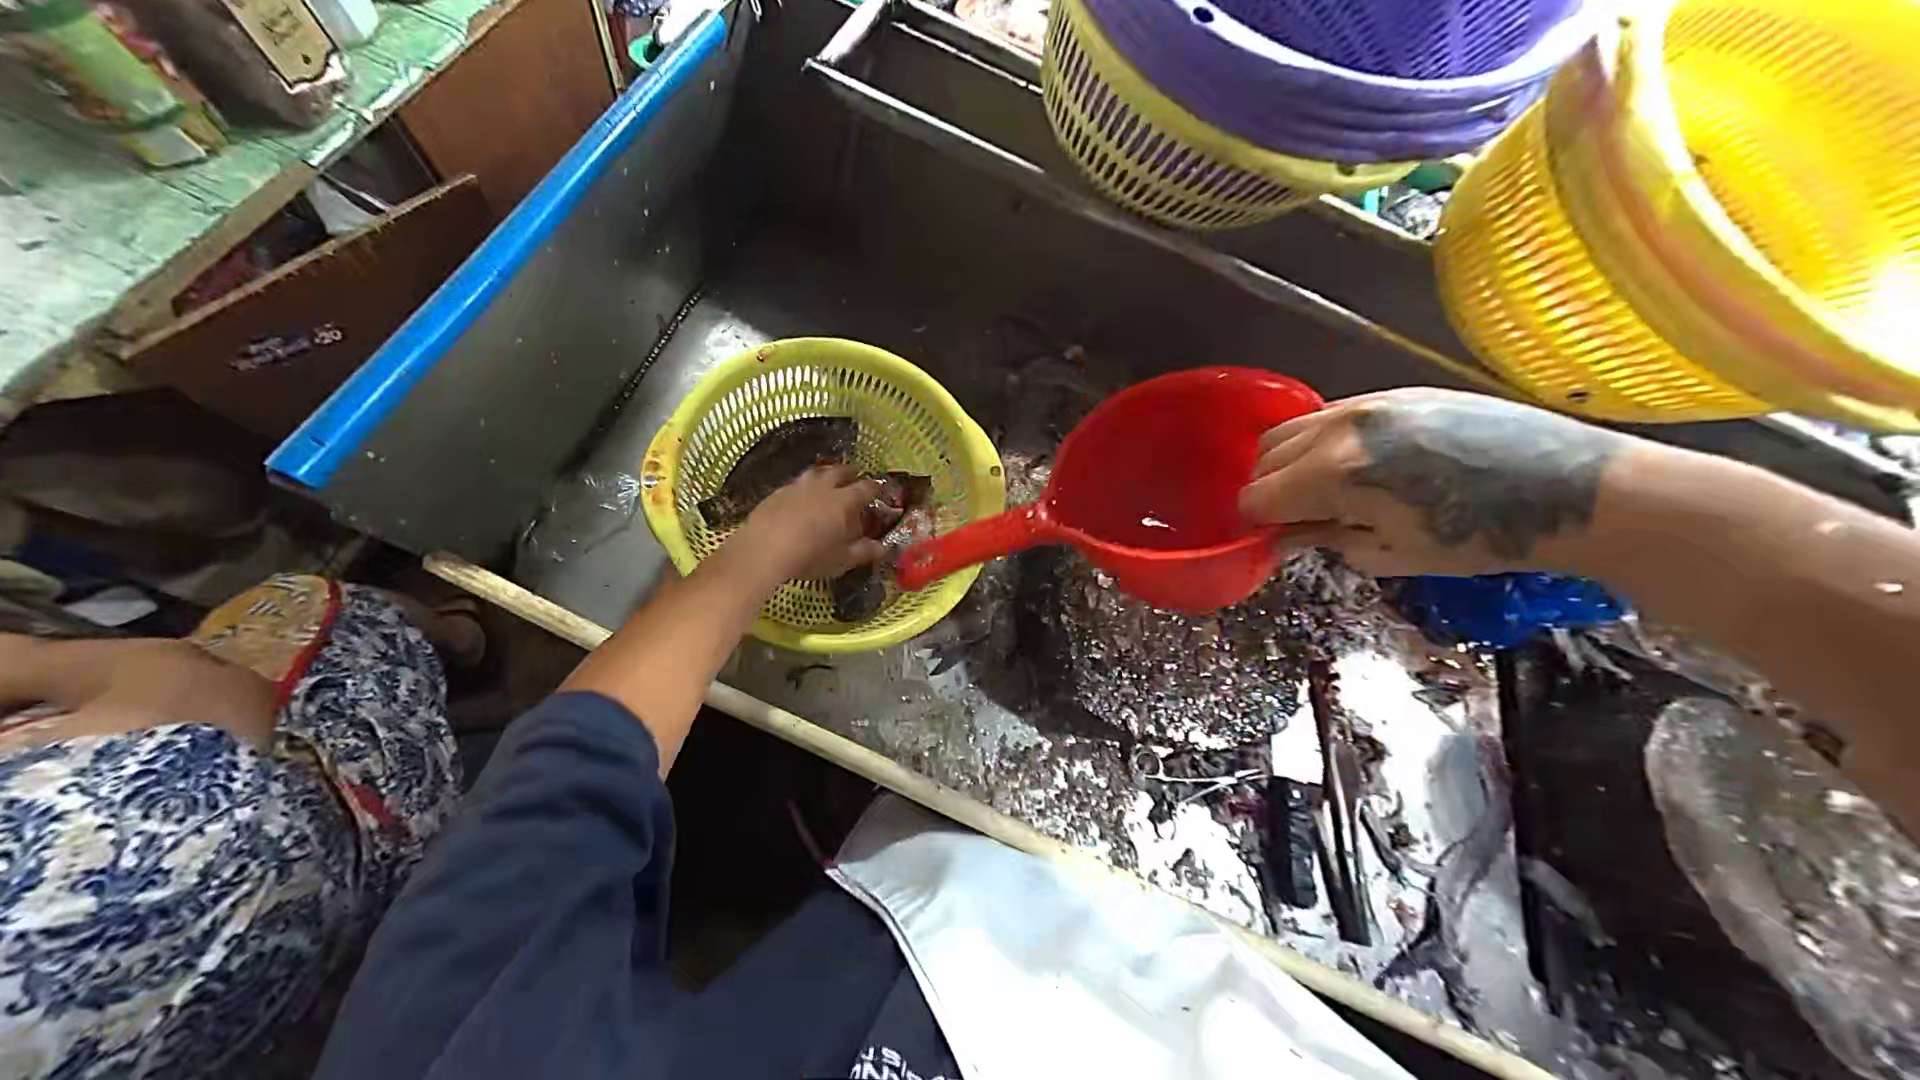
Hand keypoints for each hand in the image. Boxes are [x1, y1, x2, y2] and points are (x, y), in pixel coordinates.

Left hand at [726, 464, 886, 581]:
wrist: (764, 550)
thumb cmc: (810, 556)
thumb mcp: (842, 560)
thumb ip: (864, 551)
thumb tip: (883, 547)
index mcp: (844, 501)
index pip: (866, 488)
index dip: (875, 488)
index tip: (879, 491)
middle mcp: (823, 487)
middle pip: (840, 471)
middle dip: (850, 473)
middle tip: (854, 478)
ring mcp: (798, 486)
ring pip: (816, 472)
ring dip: (825, 474)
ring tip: (828, 480)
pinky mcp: (777, 492)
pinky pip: (796, 483)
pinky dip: (804, 486)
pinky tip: (800, 496)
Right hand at [1238, 388, 1630, 576]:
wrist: (1573, 491)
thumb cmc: (1480, 538)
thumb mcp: (1390, 553)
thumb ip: (1323, 539)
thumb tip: (1287, 535)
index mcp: (1334, 473)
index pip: (1257, 496)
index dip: (1259, 524)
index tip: (1277, 538)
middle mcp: (1340, 428)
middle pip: (1264, 458)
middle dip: (1271, 491)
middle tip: (1301, 517)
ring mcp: (1369, 402)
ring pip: (1292, 429)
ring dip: (1291, 462)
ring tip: (1327, 488)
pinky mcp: (1398, 391)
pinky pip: (1332, 414)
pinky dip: (1324, 441)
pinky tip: (1360, 463)